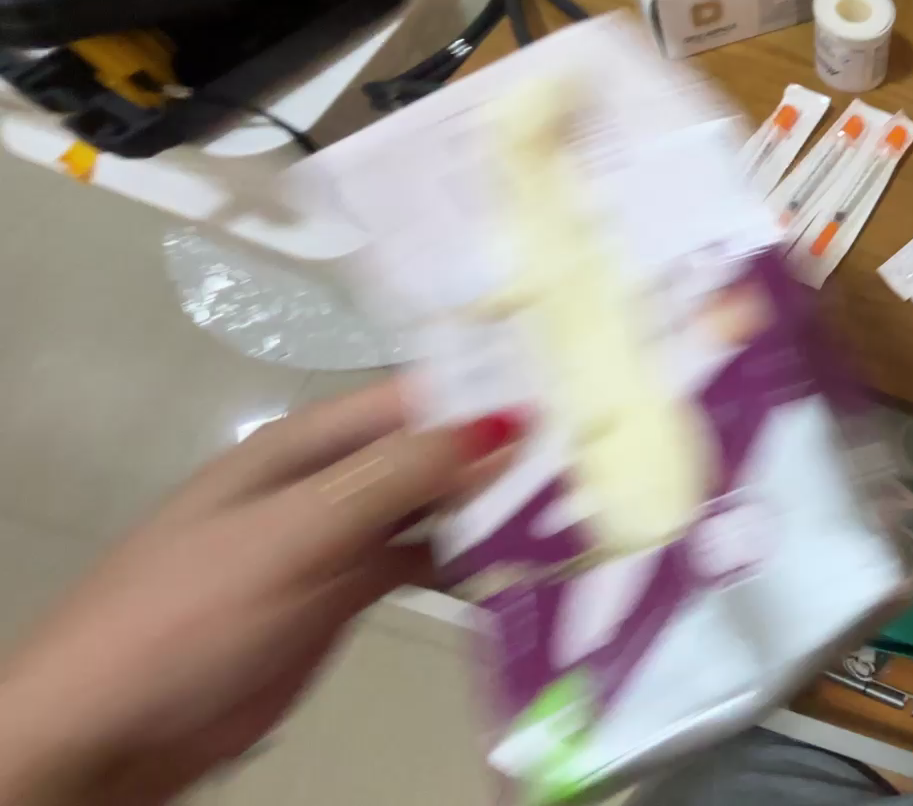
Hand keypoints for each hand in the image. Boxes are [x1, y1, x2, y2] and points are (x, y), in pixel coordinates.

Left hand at [0, 381, 525, 805]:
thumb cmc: (192, 615)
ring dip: (497, 507)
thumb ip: (404, 474)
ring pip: (441, 503)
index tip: (570, 398)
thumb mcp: (299, 532)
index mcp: (313, 445)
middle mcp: (337, 478)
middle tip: (587, 461)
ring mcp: (348, 532)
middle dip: (506, 454)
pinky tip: (521, 564)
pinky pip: (431, 555)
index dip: (491, 390)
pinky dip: (473, 557)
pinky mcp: (356, 584)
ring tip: (571, 510)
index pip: (419, 396)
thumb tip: (512, 424)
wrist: (106, 743)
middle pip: (439, 449)